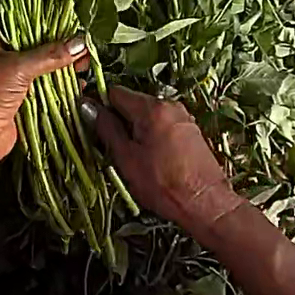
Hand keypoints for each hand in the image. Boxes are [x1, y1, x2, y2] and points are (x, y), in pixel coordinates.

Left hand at [0, 26, 88, 162]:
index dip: (43, 17)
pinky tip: (77, 80)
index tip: (68, 17)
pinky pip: (40, 84)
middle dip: (57, 43)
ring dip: (60, 64)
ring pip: (38, 64)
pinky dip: (57, 82)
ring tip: (84, 60)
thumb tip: (79, 43)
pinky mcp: (16, 96)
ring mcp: (5, 76)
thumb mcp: (18, 68)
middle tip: (81, 42)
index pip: (17, 17)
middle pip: (31, 42)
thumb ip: (50, 54)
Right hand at [81, 87, 247, 237]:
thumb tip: (87, 107)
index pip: (115, 92)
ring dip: (135, 129)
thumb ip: (107, 129)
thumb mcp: (126, 158)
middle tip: (110, 147)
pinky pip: (163, 124)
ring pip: (148, 115)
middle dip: (118, 120)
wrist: (206, 203)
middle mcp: (169, 104)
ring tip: (131, 156)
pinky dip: (151, 135)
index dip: (99, 105)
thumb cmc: (163, 184)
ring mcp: (183, 116)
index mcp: (151, 108)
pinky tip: (151, 158)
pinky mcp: (191, 130)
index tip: (91, 123)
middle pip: (133, 102)